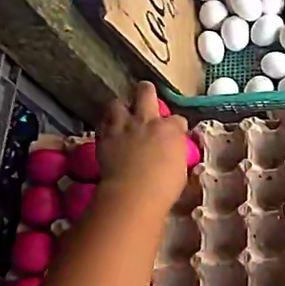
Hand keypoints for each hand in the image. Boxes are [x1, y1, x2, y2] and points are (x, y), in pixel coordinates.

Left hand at [93, 82, 189, 204]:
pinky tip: (110, 130)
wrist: (133, 193)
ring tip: (122, 114)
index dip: (176, 126)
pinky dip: (107, 124)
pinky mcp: (104, 135)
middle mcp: (147, 120)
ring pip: (118, 102)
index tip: (175, 134)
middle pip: (146, 92)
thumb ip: (176, 155)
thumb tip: (173, 154)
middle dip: (147, 92)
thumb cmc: (164, 188)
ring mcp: (123, 125)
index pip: (178, 120)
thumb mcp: (181, 170)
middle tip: (146, 99)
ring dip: (121, 107)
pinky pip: (103, 121)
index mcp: (171, 130)